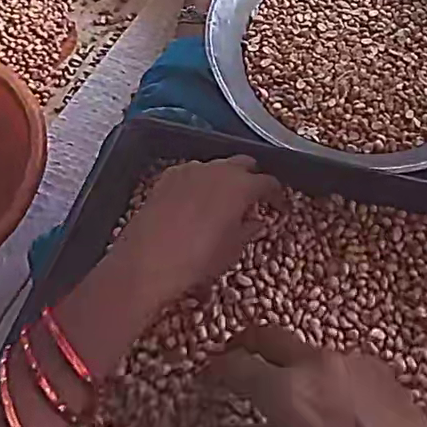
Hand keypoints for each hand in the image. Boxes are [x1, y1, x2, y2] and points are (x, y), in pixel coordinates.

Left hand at [104, 156, 280, 313]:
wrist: (146, 262)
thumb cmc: (197, 260)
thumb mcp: (232, 250)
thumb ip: (249, 229)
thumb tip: (256, 221)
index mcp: (241, 186)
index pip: (268, 182)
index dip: (277, 195)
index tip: (279, 207)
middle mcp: (218, 170)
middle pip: (245, 163)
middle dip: (253, 177)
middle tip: (255, 199)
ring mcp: (190, 170)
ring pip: (217, 166)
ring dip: (226, 178)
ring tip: (225, 200)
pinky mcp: (167, 177)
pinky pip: (192, 173)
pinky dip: (200, 182)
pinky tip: (196, 202)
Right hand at [207, 327, 426, 426]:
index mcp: (291, 395)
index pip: (238, 366)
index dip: (215, 371)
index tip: (204, 379)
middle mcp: (319, 364)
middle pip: (268, 335)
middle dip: (243, 345)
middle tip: (230, 367)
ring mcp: (353, 360)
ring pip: (303, 350)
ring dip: (285, 365)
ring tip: (281, 402)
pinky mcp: (379, 367)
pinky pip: (335, 364)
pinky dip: (318, 377)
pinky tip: (326, 411)